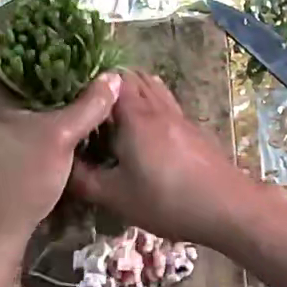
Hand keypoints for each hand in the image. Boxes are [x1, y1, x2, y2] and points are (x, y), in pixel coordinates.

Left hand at [0, 29, 121, 251]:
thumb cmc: (15, 181)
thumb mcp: (59, 137)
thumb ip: (89, 103)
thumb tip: (116, 76)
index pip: (2, 30)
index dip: (38, 15)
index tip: (74, 10)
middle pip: (11, 47)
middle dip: (50, 37)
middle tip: (88, 32)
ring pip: (17, 69)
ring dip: (49, 62)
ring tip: (87, 54)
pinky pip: (18, 89)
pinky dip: (44, 83)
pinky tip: (74, 86)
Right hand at [68, 71, 271, 246]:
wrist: (227, 206)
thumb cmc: (167, 200)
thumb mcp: (115, 196)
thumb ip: (83, 178)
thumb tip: (59, 163)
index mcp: (138, 117)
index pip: (112, 80)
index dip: (89, 85)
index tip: (69, 100)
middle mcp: (161, 109)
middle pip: (136, 80)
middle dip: (110, 87)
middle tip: (87, 109)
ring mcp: (182, 118)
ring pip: (156, 92)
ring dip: (135, 97)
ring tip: (111, 120)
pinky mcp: (196, 132)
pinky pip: (168, 108)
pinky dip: (152, 110)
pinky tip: (142, 136)